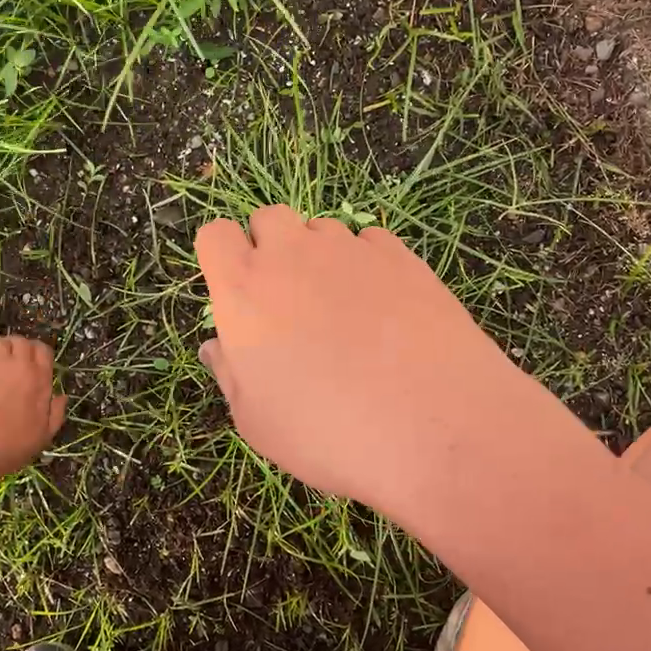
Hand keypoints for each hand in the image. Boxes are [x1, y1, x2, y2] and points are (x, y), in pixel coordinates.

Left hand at [0, 336, 67, 474]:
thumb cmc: (7, 445)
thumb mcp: (41, 437)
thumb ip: (55, 414)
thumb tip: (62, 396)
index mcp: (39, 379)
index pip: (43, 350)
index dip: (36, 356)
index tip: (29, 368)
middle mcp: (18, 363)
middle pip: (20, 342)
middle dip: (15, 352)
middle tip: (7, 368)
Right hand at [195, 206, 581, 524]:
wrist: (435, 426)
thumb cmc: (328, 432)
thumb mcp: (258, 421)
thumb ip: (230, 374)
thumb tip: (216, 346)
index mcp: (244, 290)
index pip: (215, 235)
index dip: (223, 258)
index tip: (237, 294)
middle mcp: (293, 254)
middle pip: (269, 218)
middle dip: (270, 247)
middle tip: (287, 302)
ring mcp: (351, 249)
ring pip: (321, 228)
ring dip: (319, 255)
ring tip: (341, 310)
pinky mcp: (402, 256)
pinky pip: (371, 241)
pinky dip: (367, 262)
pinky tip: (384, 309)